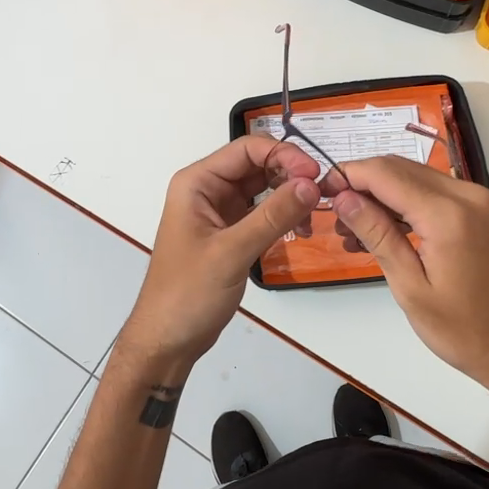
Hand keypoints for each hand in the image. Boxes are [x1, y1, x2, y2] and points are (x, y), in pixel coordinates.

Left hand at [117, 136, 321, 369]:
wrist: (167, 339)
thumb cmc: (188, 293)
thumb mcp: (232, 252)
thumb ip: (273, 216)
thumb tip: (311, 185)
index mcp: (197, 183)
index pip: (246, 149)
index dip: (283, 155)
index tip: (315, 174)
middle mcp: (207, 190)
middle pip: (257, 166)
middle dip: (290, 175)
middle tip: (321, 196)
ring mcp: (218, 212)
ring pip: (262, 189)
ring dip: (289, 197)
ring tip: (312, 217)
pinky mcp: (229, 233)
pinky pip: (261, 212)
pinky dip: (282, 216)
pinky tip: (299, 231)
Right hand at [330, 157, 488, 403]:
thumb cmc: (465, 331)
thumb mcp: (411, 288)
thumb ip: (377, 235)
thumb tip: (343, 197)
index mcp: (448, 214)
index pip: (385, 174)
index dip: (347, 176)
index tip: (319, 192)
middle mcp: (467, 195)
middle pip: (400, 168)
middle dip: (362, 183)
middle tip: (333, 215)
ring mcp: (479, 201)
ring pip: (416, 177)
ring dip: (382, 193)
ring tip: (353, 231)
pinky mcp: (484, 211)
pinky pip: (435, 192)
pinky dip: (406, 202)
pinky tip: (386, 230)